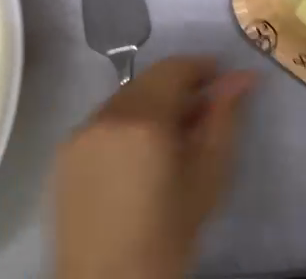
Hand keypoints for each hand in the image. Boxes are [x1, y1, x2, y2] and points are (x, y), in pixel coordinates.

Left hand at [53, 57, 253, 278]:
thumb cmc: (168, 237)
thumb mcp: (208, 178)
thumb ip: (224, 119)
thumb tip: (241, 78)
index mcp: (145, 121)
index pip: (175, 68)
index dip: (202, 67)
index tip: (222, 79)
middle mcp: (107, 115)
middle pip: (149, 79)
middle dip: (178, 86)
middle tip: (203, 110)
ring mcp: (80, 132)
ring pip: (125, 98)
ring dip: (151, 102)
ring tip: (172, 136)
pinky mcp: (63, 151)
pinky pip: (104, 120)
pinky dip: (126, 123)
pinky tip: (140, 155)